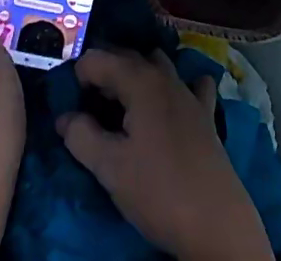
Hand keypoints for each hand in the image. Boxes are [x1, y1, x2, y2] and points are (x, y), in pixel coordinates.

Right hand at [58, 49, 272, 260]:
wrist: (215, 223)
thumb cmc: (157, 190)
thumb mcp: (109, 168)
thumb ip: (80, 135)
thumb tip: (64, 117)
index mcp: (140, 81)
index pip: (97, 58)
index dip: (77, 76)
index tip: (68, 104)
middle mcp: (167, 76)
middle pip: (127, 56)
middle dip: (102, 72)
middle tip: (85, 105)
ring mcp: (190, 93)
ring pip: (157, 65)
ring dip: (135, 74)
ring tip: (120, 105)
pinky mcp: (206, 114)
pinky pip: (189, 84)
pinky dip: (173, 86)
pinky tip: (168, 105)